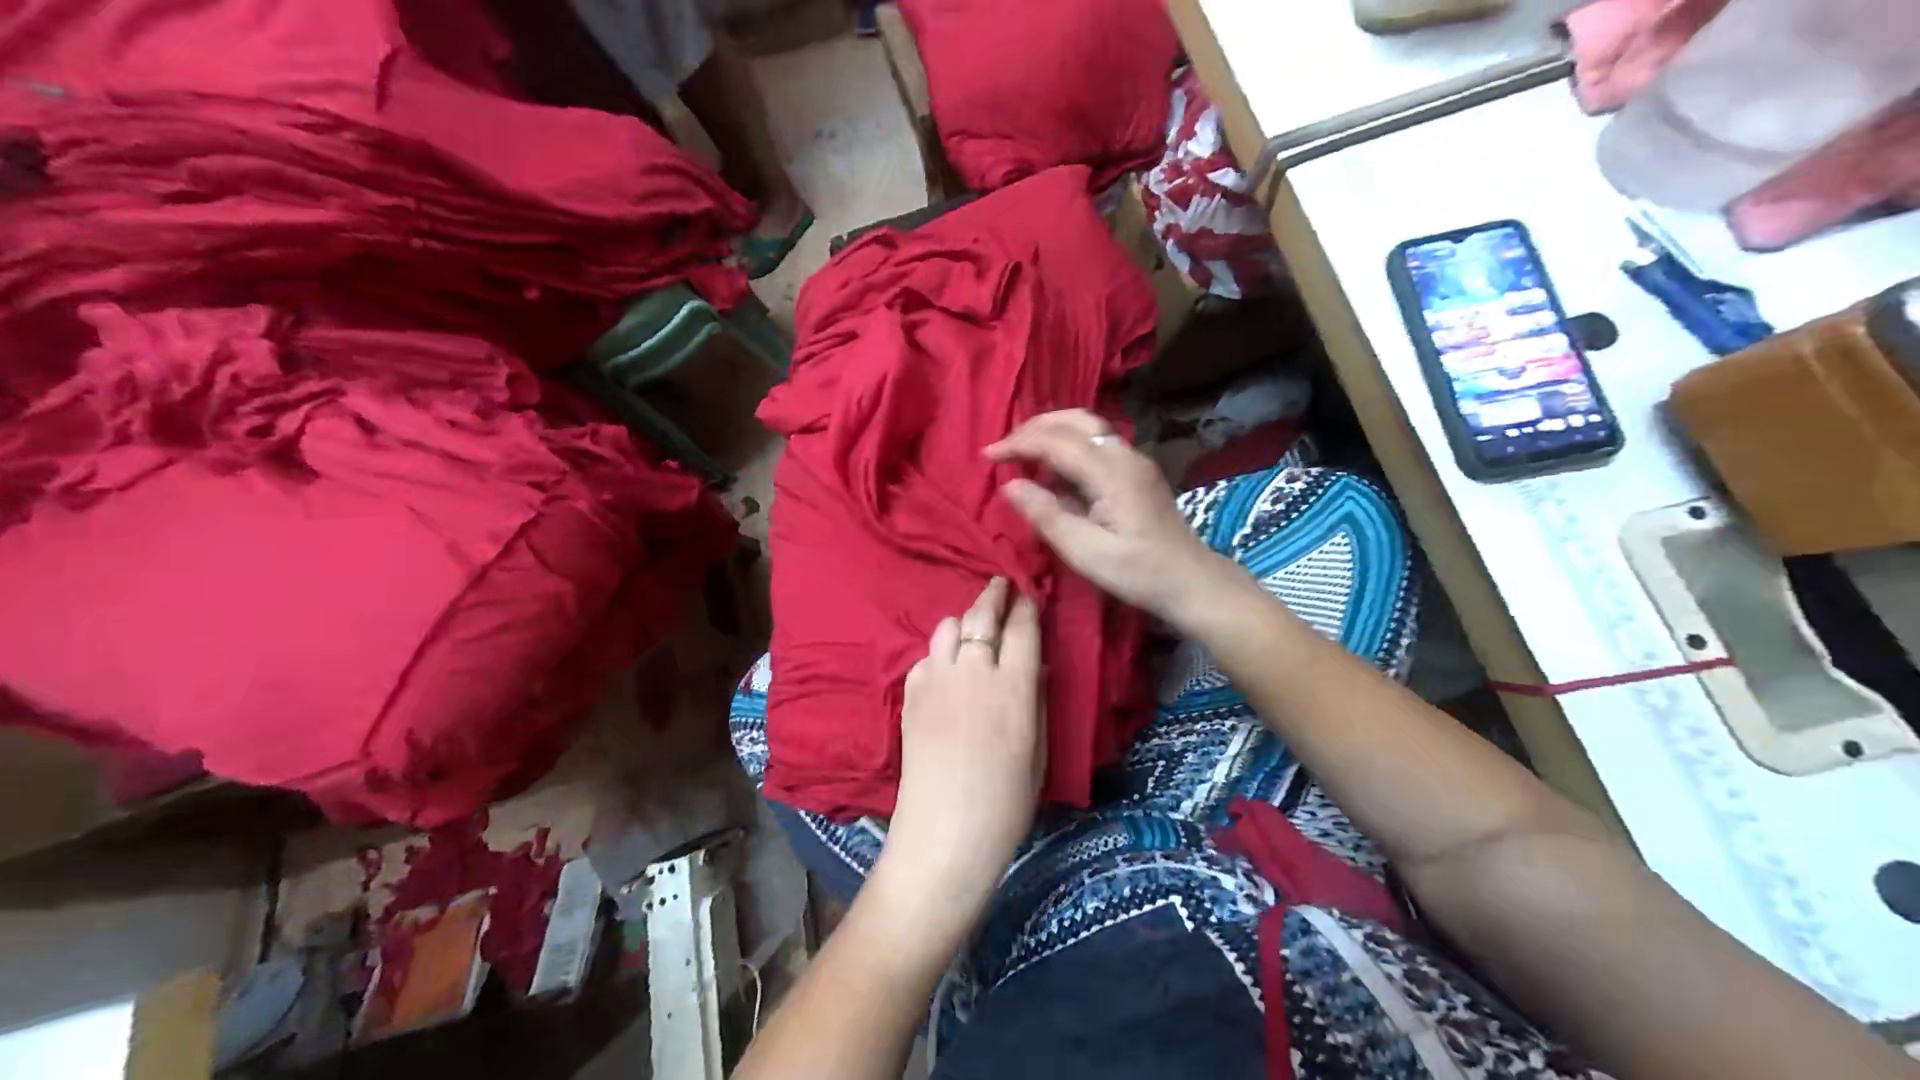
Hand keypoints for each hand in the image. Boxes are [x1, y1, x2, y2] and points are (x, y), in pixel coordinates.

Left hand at [876, 578, 1044, 936]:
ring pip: (947, 628)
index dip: (1027, 607)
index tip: (1029, 595)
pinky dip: (939, 653)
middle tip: (1001, 586)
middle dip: (994, 595)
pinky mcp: (911, 695)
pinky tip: (947, 668)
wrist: (945, 833)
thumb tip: (1033, 664)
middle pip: (982, 615)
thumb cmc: (1006, 802)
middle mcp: (973, 672)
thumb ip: (1034, 698)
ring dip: (963, 621)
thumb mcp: (1037, 749)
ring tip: (972, 629)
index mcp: (1013, 686)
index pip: (1022, 628)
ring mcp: (937, 681)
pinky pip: (926, 657)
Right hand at [985, 409, 1237, 627]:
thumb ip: (1047, 515)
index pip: (1056, 441)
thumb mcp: (1086, 552)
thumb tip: (1010, 485)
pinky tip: (1053, 467)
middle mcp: (1125, 456)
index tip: (987, 456)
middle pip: (1074, 420)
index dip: (1018, 444)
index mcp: (1112, 473)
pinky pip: (1097, 442)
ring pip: (1088, 426)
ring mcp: (1135, 461)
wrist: (1192, 582)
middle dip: (1033, 428)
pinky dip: (1067, 443)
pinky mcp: (1137, 472)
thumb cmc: (1139, 573)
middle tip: (1003, 448)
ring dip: (1051, 431)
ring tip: (1021, 451)